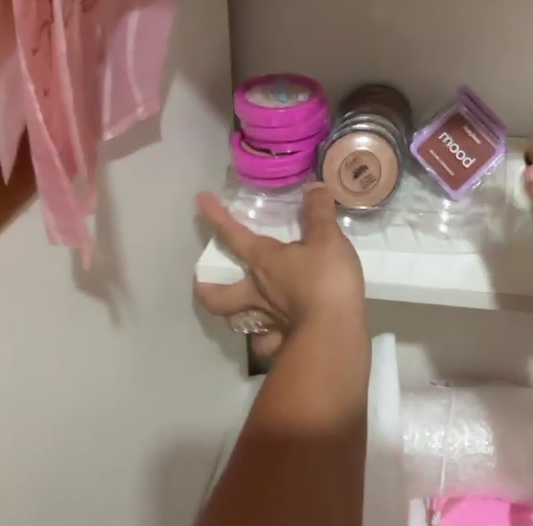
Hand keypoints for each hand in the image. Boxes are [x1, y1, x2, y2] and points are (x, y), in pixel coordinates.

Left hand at [195, 185, 366, 358]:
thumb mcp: (327, 237)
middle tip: (204, 282)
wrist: (333, 334)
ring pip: (239, 322)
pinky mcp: (284, 343)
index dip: (215, 217)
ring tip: (245, 309)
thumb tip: (313, 187)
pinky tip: (276, 334)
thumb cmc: (324, 281)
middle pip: (218, 296)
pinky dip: (269, 340)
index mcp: (263, 262)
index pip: (233, 235)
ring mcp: (267, 322)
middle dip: (206, 288)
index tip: (199, 201)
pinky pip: (268, 344)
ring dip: (236, 316)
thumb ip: (319, 212)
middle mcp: (257, 292)